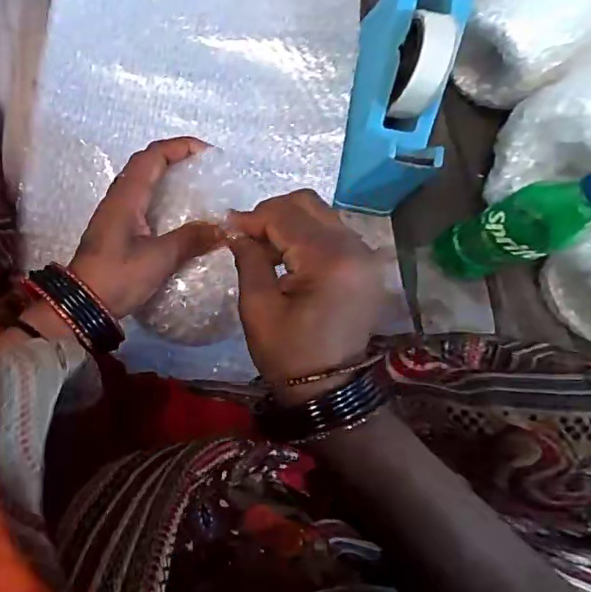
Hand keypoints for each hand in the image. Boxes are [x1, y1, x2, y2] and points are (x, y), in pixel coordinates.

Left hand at [66, 137, 225, 315]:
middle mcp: (117, 199)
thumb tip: (222, 228)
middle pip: (145, 165)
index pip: (152, 156)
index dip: (179, 147)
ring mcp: (113, 216)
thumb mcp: (159, 258)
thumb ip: (191, 239)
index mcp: (126, 197)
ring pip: (141, 184)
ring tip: (193, 187)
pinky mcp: (114, 232)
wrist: (83, 305)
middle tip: (202, 168)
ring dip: (165, 178)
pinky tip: (175, 215)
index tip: (207, 153)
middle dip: (174, 159)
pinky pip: (139, 203)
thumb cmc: (118, 277)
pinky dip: (159, 198)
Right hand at [227, 190, 384, 395]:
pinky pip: (332, 233)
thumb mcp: (257, 307)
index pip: (284, 216)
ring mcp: (365, 255)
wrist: (327, 387)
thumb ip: (249, 259)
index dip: (251, 218)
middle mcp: (355, 247)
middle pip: (307, 204)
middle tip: (245, 237)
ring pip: (320, 215)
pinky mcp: (365, 265)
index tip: (225, 228)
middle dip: (271, 214)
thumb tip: (236, 230)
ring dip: (288, 224)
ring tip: (263, 250)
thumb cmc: (287, 352)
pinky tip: (287, 259)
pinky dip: (305, 236)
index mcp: (329, 259)